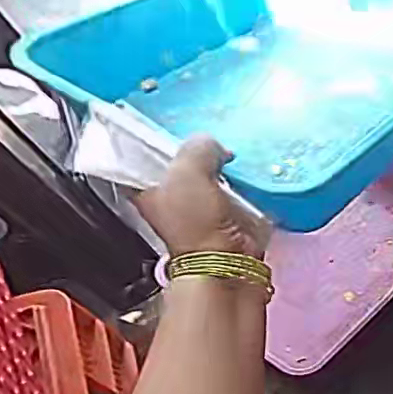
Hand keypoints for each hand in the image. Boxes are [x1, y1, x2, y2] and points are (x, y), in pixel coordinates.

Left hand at [133, 136, 270, 257]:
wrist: (227, 261)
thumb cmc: (196, 219)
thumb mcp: (188, 169)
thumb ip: (200, 147)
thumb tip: (217, 147)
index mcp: (145, 190)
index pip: (146, 156)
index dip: (163, 141)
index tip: (182, 132)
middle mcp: (169, 203)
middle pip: (183, 168)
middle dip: (201, 157)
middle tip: (216, 147)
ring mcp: (199, 215)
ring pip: (210, 182)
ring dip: (224, 175)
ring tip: (235, 164)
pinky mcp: (226, 225)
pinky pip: (234, 199)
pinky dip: (242, 192)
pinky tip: (247, 184)